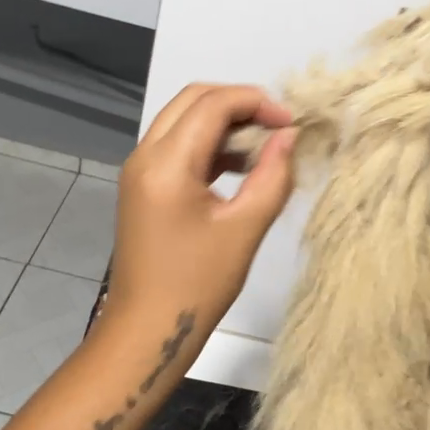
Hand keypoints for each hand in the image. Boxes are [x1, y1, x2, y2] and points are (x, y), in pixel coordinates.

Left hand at [105, 85, 298, 328]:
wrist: (146, 330)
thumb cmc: (198, 285)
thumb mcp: (245, 229)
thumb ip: (272, 176)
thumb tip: (289, 136)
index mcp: (166, 164)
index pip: (212, 104)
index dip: (256, 102)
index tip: (291, 123)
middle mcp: (145, 155)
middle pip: (193, 99)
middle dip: (238, 103)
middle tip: (277, 127)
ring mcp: (139, 169)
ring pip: (182, 118)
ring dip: (223, 121)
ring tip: (264, 147)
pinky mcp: (142, 185)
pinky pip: (176, 143)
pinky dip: (208, 142)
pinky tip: (240, 166)